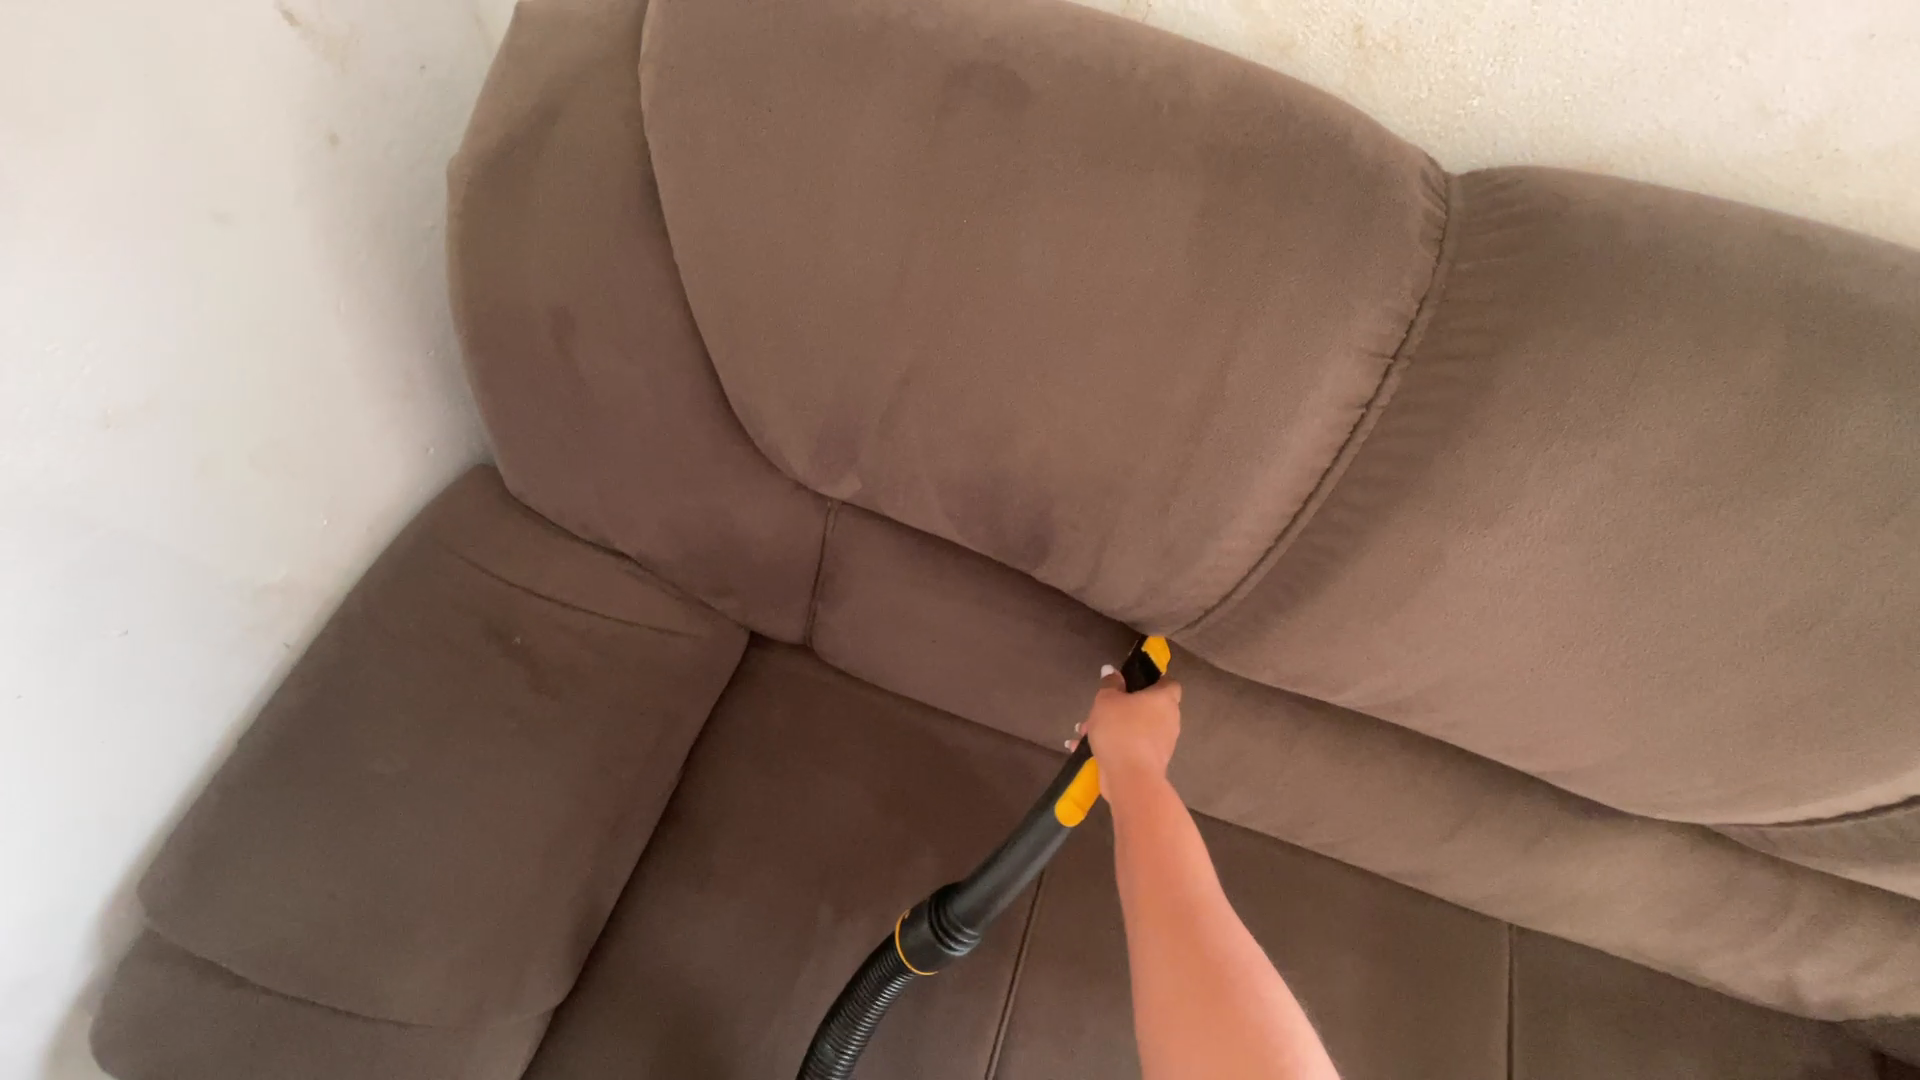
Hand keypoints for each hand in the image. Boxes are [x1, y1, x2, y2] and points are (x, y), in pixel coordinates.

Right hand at [1074, 671, 1182, 808]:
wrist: (1129, 777)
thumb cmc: (1120, 730)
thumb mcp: (1106, 700)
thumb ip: (1110, 684)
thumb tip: (1112, 671)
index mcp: (1164, 700)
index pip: (1169, 683)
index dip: (1153, 680)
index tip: (1132, 682)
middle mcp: (1169, 720)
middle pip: (1147, 707)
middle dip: (1121, 708)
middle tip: (1098, 711)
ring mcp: (1162, 744)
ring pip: (1135, 729)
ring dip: (1112, 729)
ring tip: (1084, 732)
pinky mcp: (1151, 763)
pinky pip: (1130, 747)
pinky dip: (1113, 747)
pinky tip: (1086, 750)